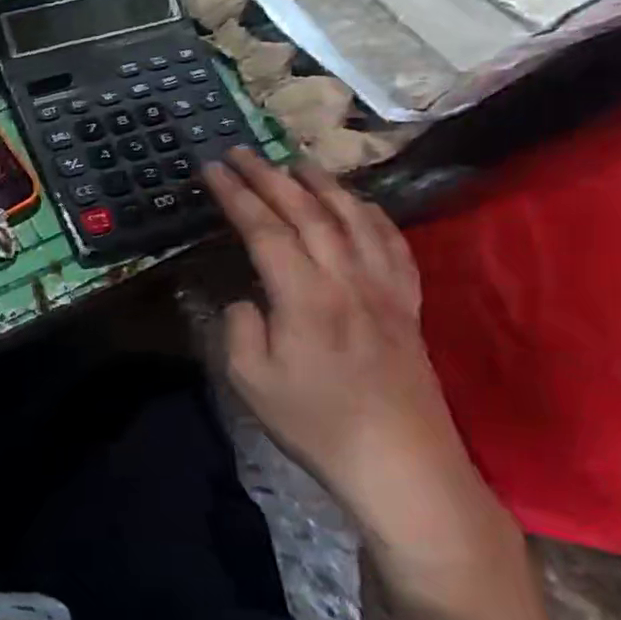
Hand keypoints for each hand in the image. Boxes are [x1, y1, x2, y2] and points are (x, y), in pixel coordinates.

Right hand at [202, 148, 474, 519]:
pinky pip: (393, 246)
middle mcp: (347, 280)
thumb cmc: (316, 423)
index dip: (235, 194)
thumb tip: (246, 298)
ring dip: (322, 185)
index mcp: (304, 296)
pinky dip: (373, 216)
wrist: (402, 468)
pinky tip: (360, 205)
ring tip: (296, 163)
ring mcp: (385, 291)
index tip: (211, 168)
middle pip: (307, 212)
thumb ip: (237, 325)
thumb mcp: (250, 379)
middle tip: (242, 151)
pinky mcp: (409, 307)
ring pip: (354, 219)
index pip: (263, 228)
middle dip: (269, 176)